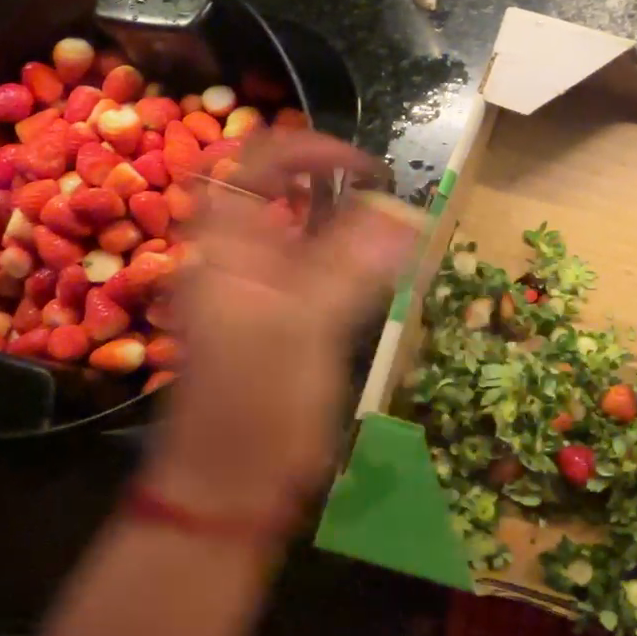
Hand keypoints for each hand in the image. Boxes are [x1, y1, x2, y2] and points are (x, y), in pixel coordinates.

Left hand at [143, 131, 423, 521]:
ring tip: (394, 228)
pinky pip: (320, 269)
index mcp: (229, 247)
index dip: (309, 149)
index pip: (258, 163)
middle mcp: (242, 257)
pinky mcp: (286, 319)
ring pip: (305, 231)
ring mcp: (263, 288)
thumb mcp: (306, 326)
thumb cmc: (258, 404)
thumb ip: (355, 264)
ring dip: (348, 220)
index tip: (366, 168)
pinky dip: (353, 258)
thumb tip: (406, 214)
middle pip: (283, 192)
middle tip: (385, 195)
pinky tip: (385, 270)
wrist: (231, 485)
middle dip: (336, 183)